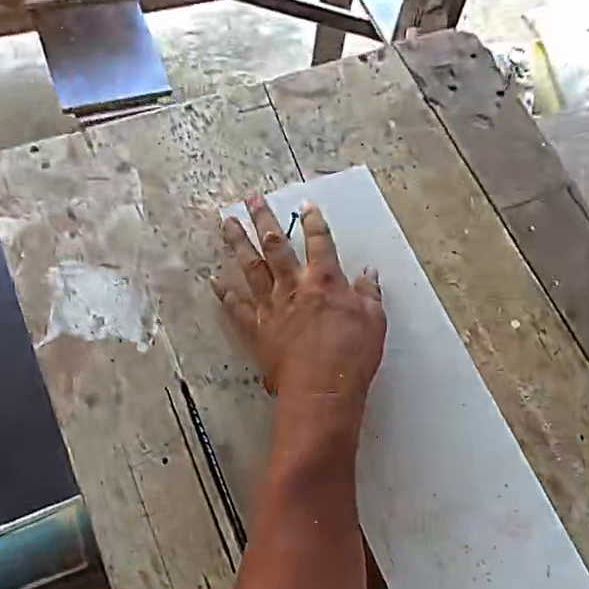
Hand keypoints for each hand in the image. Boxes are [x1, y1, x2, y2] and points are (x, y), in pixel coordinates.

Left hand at [213, 197, 384, 415]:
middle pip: (275, 245)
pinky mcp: (257, 330)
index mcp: (324, 280)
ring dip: (237, 243)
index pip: (319, 241)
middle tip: (252, 199)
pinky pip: (237, 308)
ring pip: (250, 268)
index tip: (306, 205)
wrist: (321, 389)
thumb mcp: (374, 321)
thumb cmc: (351, 357)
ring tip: (226, 223)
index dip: (313, 221)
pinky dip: (225, 295)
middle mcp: (293, 286)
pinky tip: (215, 282)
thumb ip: (368, 294)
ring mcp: (272, 307)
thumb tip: (368, 275)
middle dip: (263, 218)